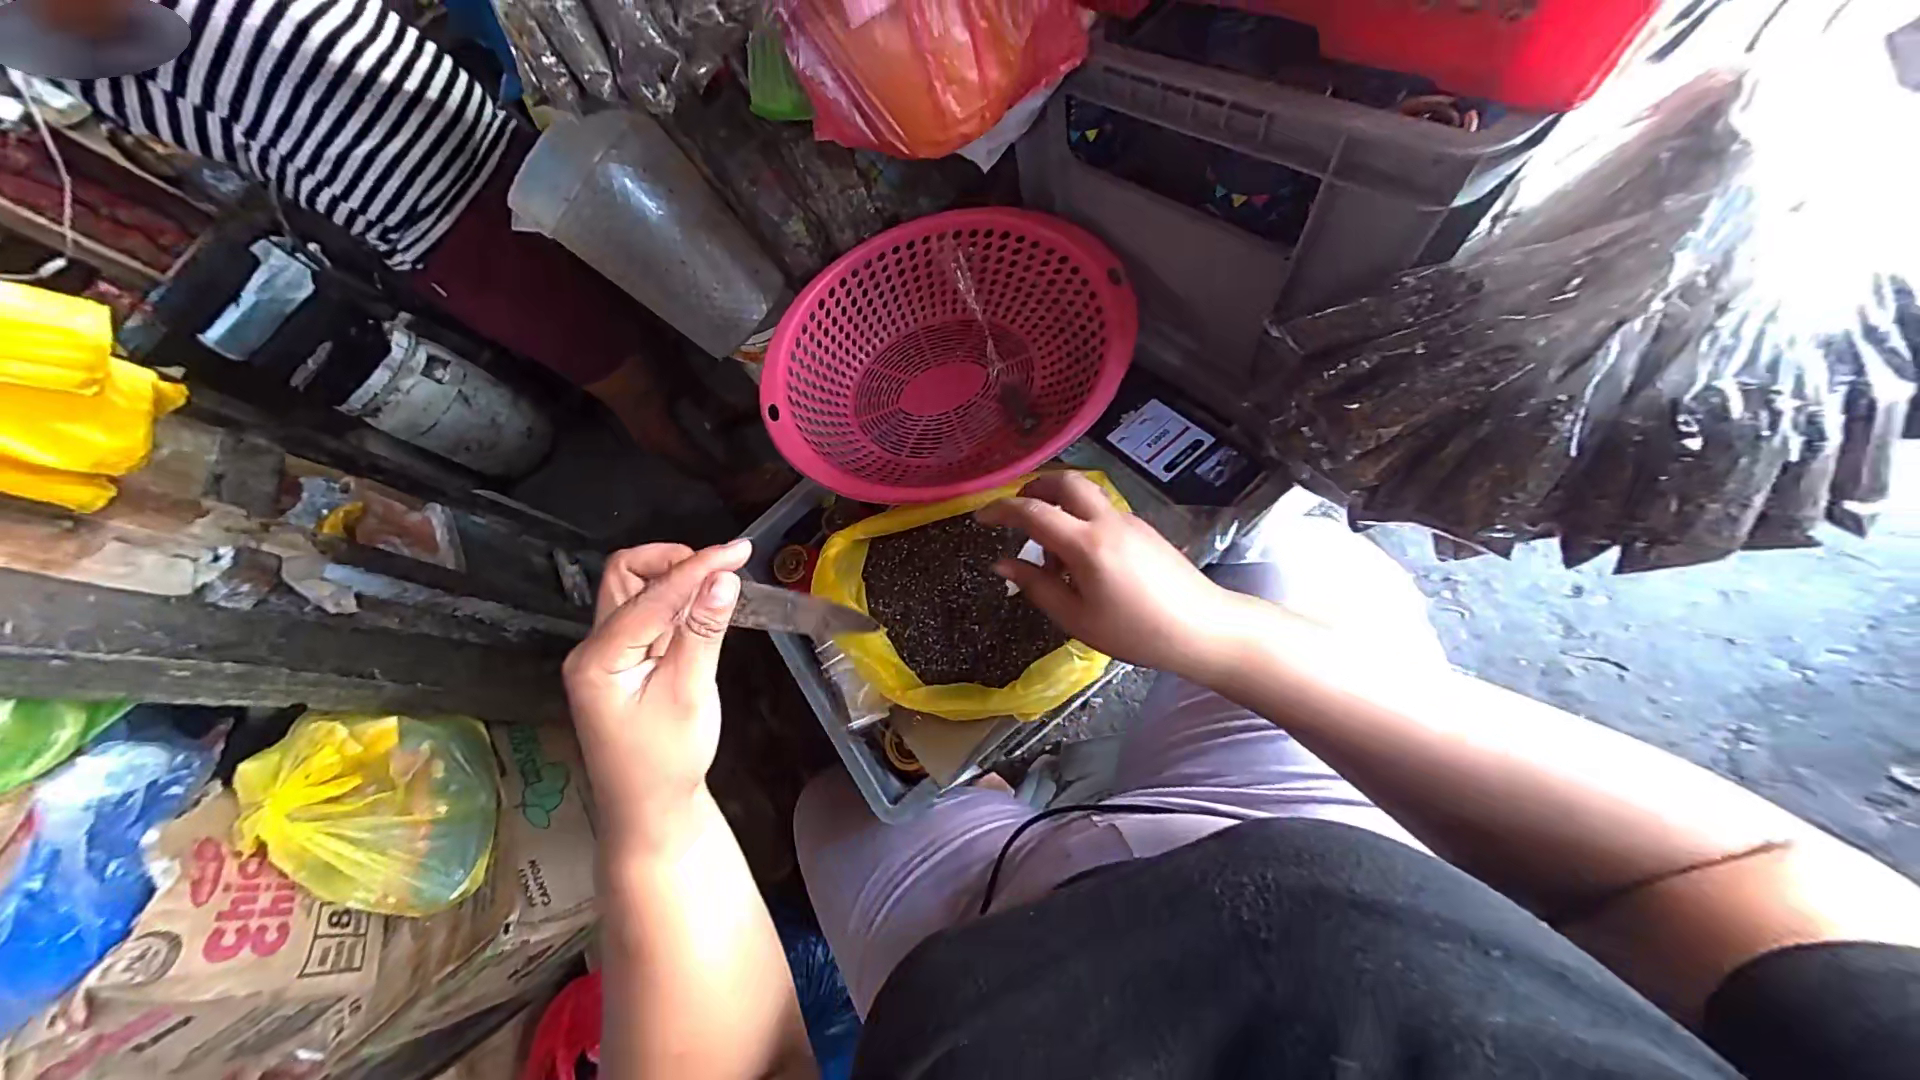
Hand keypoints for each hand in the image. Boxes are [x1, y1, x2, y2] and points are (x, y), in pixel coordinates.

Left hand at [563, 539, 749, 852]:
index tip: (737, 552)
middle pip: (626, 577)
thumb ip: (704, 631)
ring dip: (676, 579)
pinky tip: (706, 607)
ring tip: (719, 584)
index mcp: (598, 658)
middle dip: (674, 562)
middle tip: (722, 566)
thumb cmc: (666, 760)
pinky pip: (650, 614)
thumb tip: (723, 578)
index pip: (652, 595)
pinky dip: (679, 602)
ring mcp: (610, 653)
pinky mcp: (628, 660)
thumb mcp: (690, 693)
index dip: (697, 568)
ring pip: (635, 590)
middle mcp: (595, 647)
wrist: (651, 809)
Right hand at [975, 472, 1267, 683]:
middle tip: (1016, 511)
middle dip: (1034, 487)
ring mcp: (1129, 520)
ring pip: (1085, 493)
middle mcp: (1107, 520)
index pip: (1033, 512)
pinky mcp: (1144, 528)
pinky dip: (1080, 519)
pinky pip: (1102, 510)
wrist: (1203, 628)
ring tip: (1051, 552)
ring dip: (1059, 505)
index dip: (1001, 510)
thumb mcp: (1076, 618)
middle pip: (1065, 480)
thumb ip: (1036, 586)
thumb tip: (1002, 564)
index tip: (981, 517)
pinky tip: (1082, 559)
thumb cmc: (1135, 632)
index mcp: (1086, 544)